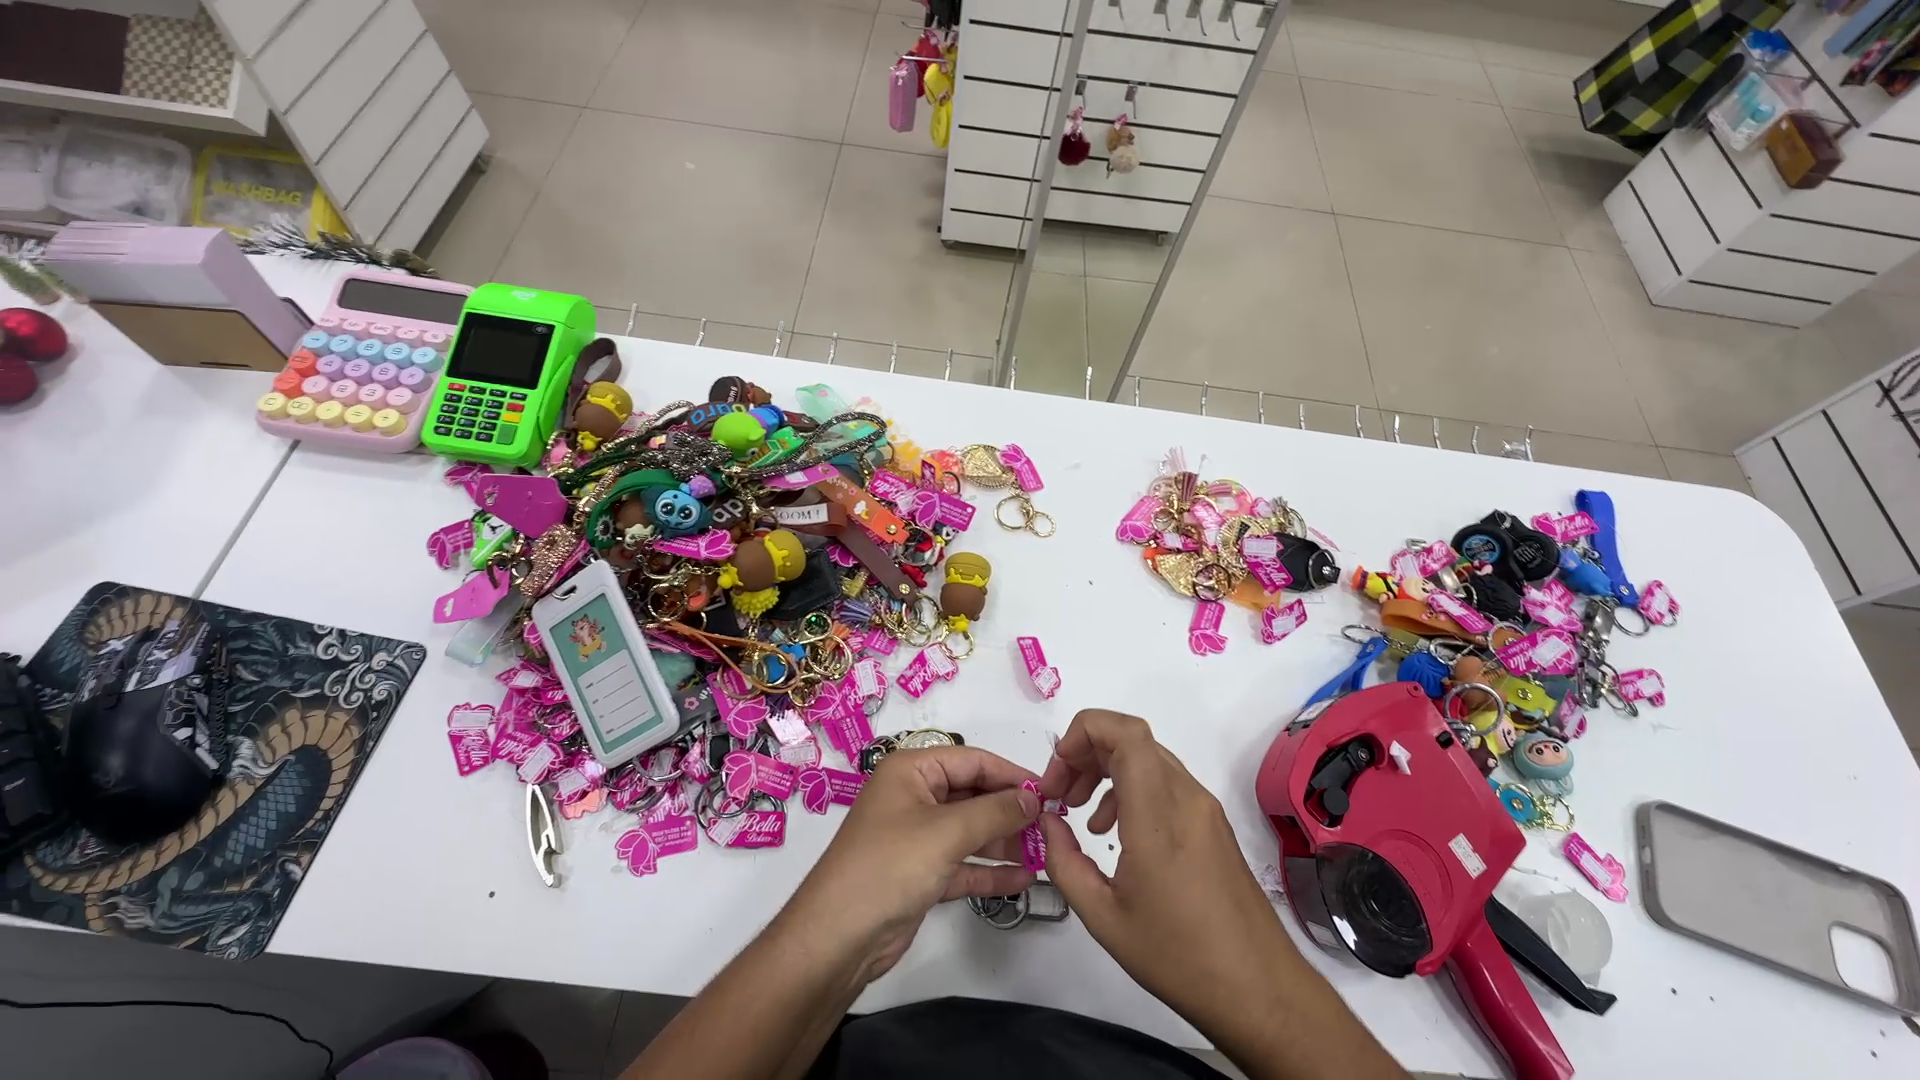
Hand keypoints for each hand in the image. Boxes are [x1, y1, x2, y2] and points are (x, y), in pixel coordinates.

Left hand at [784, 746, 1040, 981]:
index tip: (1050, 793)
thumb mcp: (946, 832)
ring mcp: (916, 837)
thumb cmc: (889, 866)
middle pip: (972, 794)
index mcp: (911, 771)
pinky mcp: (921, 874)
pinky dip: (989, 869)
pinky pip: (963, 863)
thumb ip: (995, 811)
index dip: (1011, 775)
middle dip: (1010, 810)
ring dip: (1005, 840)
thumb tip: (1034, 798)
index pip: (972, 760)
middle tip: (1052, 826)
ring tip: (1045, 852)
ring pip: (970, 830)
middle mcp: (913, 797)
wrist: (838, 937)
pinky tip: (1024, 878)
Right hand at [1038, 710, 1301, 1047]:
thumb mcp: (1102, 917)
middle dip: (1086, 752)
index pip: (1126, 734)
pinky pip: (1166, 784)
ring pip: (1149, 759)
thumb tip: (1047, 822)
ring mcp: (1205, 810)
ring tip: (1079, 811)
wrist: (1260, 991)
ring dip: (1106, 770)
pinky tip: (1114, 831)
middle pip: (1133, 738)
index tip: (1057, 772)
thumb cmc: (1177, 957)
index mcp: (1159, 816)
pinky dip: (1131, 789)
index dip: (1083, 733)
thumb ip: (1063, 860)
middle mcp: (1187, 799)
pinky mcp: (1213, 825)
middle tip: (1059, 793)